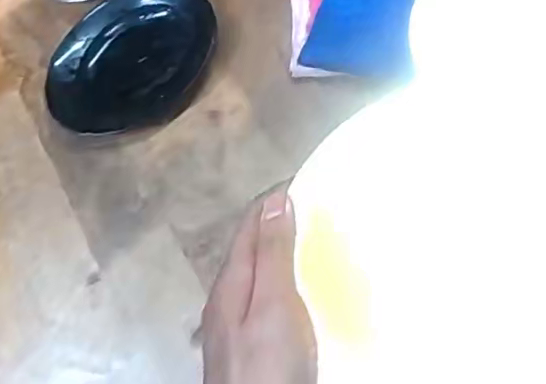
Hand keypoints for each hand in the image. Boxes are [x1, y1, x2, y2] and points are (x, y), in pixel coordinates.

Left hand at [202, 188, 317, 383]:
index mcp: (229, 284)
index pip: (249, 222)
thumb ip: (273, 253)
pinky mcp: (249, 349)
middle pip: (252, 245)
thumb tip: (276, 198)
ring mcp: (234, 328)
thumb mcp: (273, 305)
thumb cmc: (267, 367)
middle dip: (280, 220)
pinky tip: (302, 289)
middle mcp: (226, 301)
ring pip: (259, 271)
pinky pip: (267, 295)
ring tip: (315, 239)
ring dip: (283, 249)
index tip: (310, 180)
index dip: (276, 197)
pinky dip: (285, 277)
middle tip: (319, 206)